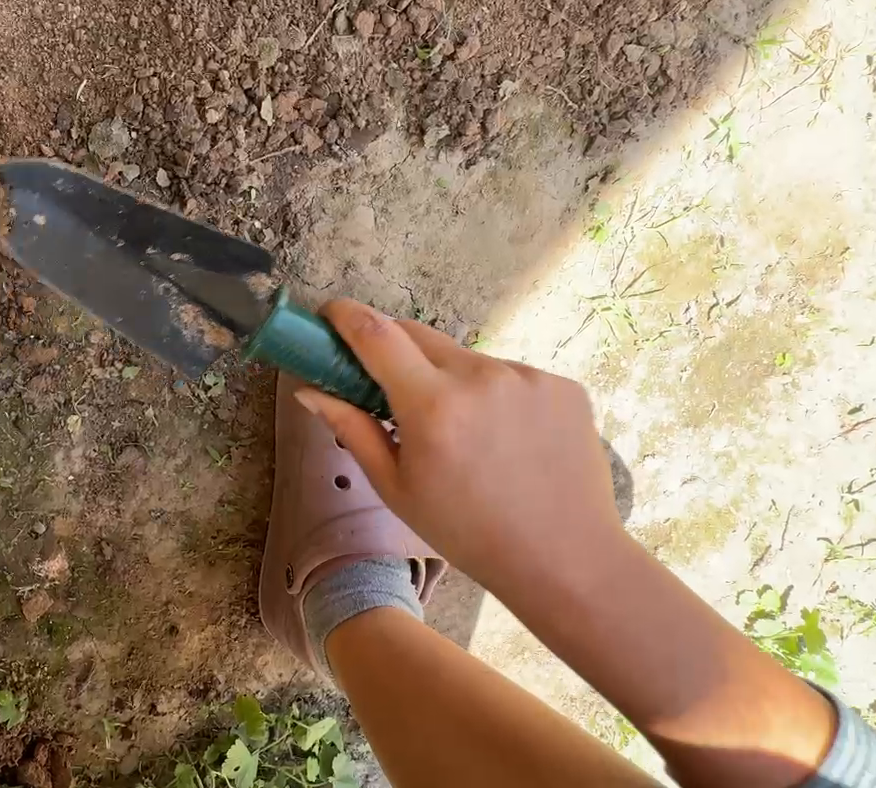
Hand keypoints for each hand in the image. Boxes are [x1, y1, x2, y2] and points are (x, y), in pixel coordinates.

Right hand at [296, 300, 624, 592]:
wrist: (568, 561)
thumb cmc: (466, 531)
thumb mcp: (394, 485)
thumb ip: (350, 427)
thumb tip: (308, 390)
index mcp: (431, 405)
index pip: (375, 333)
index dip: (345, 314)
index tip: (328, 313)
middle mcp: (479, 377)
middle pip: (416, 334)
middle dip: (391, 347)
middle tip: (386, 382)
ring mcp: (526, 377)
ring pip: (462, 357)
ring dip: (445, 375)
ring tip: (460, 428)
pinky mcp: (561, 385)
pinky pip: (506, 373)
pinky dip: (490, 391)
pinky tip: (504, 435)